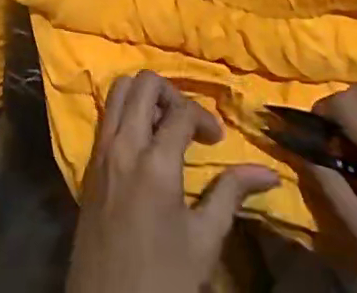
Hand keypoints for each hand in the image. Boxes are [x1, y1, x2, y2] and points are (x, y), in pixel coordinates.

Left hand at [67, 71, 279, 292]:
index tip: (217, 141)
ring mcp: (99, 155)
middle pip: (142, 84)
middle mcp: (123, 147)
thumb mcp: (204, 241)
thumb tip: (269, 172)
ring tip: (164, 125)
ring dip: (143, 97)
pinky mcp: (87, 168)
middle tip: (187, 122)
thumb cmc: (162, 279)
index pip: (181, 112)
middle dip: (171, 93)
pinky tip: (142, 142)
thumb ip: (231, 193)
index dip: (205, 119)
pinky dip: (123, 114)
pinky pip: (104, 119)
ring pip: (116, 93)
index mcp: (155, 162)